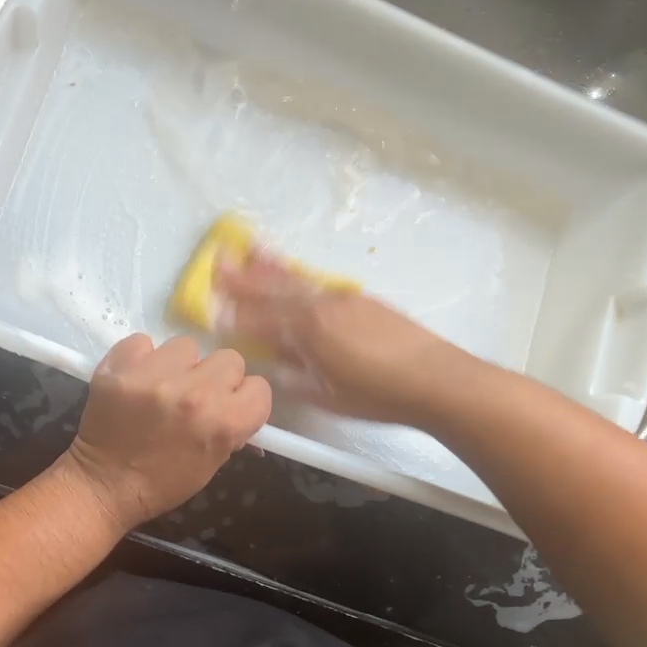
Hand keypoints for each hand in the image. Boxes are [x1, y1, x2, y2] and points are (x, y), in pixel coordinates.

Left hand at [61, 334, 271, 529]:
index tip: (226, 409)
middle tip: (193, 398)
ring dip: (177, 365)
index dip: (242, 400)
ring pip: (186, 346)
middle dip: (214, 378)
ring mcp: (154, 378)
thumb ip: (231, 428)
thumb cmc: (162, 483)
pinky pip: (142, 342)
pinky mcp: (120, 368)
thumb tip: (238, 404)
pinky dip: (140, 358)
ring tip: (160, 388)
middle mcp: (193, 393)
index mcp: (223, 422)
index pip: (258, 388)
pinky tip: (134, 381)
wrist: (104, 486)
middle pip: (228, 359)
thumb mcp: (212, 462)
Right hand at [213, 249, 476, 424]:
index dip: (234, 316)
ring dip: (272, 268)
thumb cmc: (376, 395)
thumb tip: (270, 367)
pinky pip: (320, 283)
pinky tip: (295, 275)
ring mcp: (345, 299)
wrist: (436, 379)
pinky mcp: (364, 301)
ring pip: (299, 280)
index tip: (210, 308)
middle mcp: (322, 306)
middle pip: (275, 289)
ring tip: (252, 250)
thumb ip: (292, 377)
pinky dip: (300, 276)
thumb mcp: (324, 395)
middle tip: (219, 262)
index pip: (260, 320)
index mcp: (307, 330)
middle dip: (244, 278)